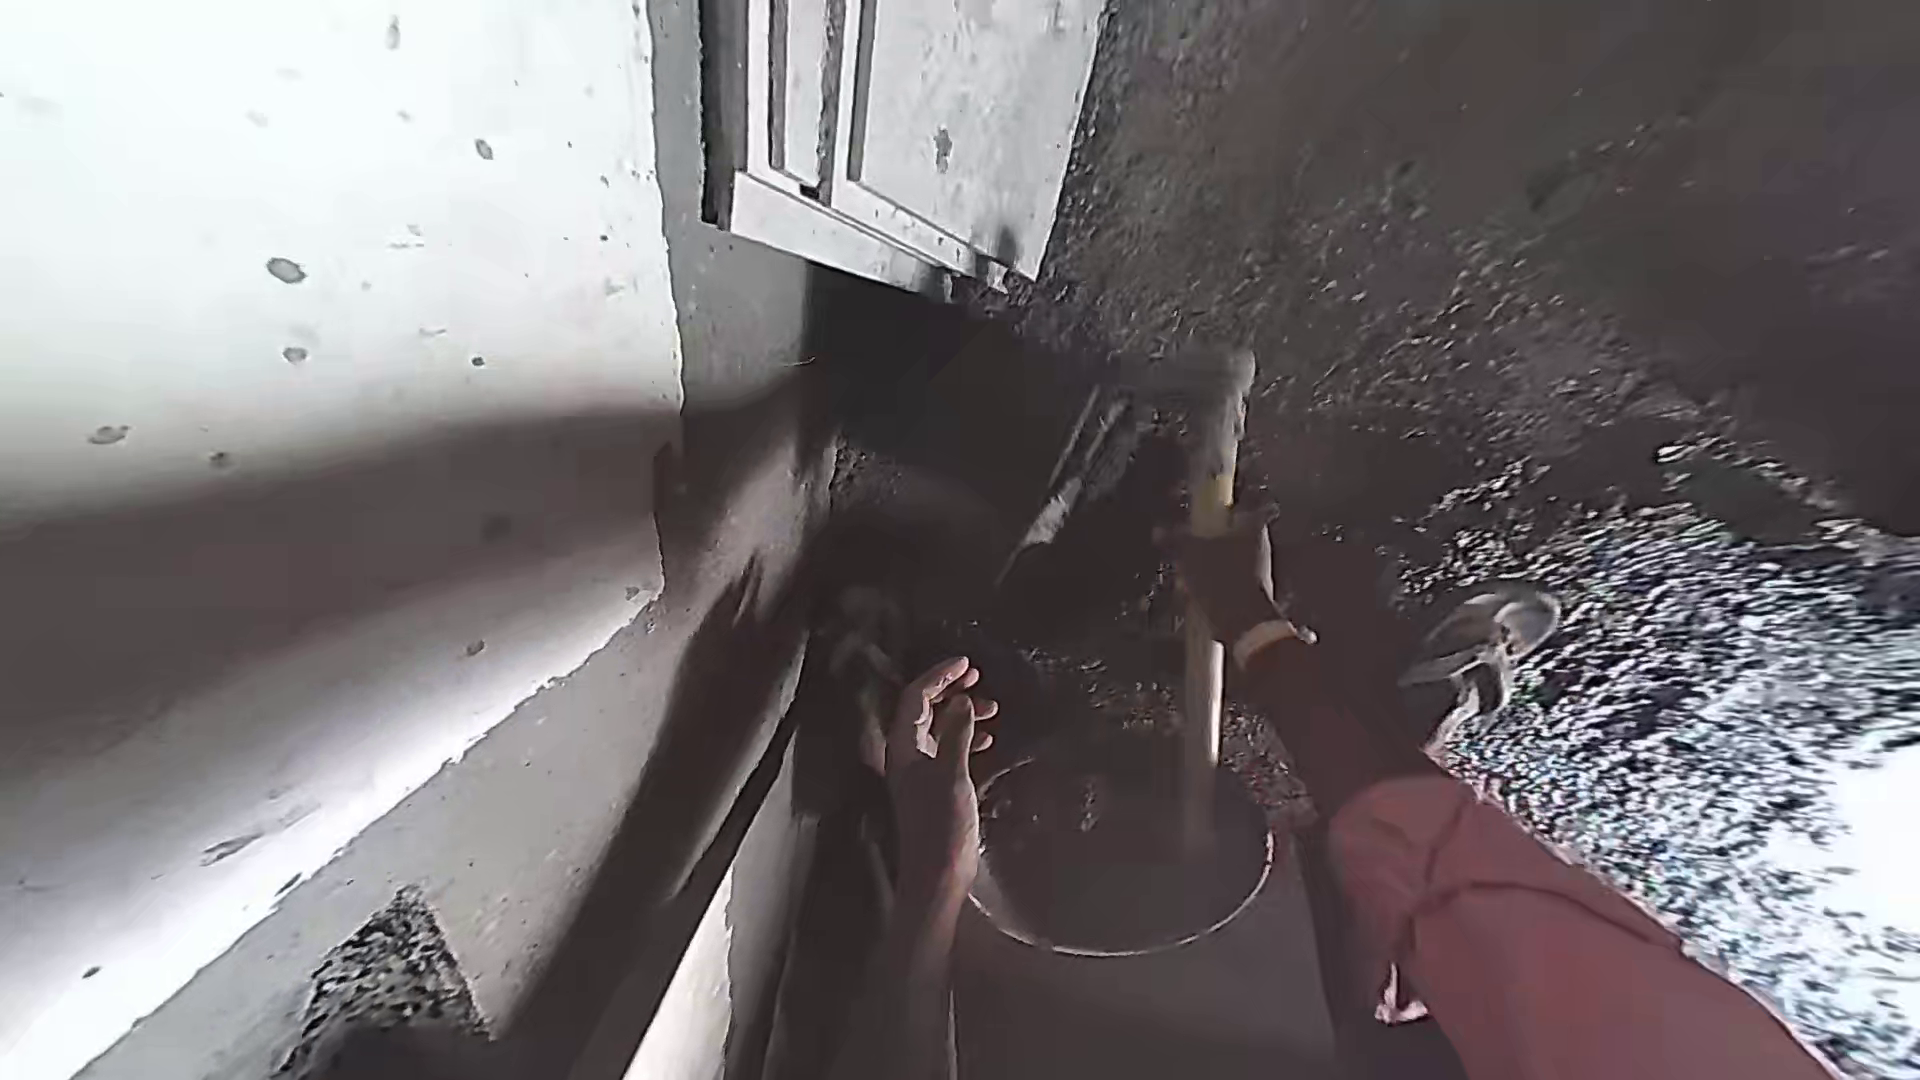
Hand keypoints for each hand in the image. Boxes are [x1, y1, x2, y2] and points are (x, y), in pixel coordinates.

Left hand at [886, 658, 998, 897]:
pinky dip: (965, 735)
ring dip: (961, 712)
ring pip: (937, 726)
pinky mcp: (933, 783)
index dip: (939, 676)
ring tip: (991, 708)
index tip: (966, 664)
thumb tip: (962, 700)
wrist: (937, 876)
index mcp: (902, 746)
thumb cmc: (942, 825)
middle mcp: (906, 752)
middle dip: (949, 689)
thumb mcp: (952, 774)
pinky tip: (986, 737)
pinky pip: (947, 746)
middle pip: (923, 707)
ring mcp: (918, 768)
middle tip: (977, 676)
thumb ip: (956, 734)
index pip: (915, 697)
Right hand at [1160, 517, 1284, 642]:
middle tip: (1184, 550)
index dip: (1216, 511)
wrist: (1241, 623)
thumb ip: (1175, 539)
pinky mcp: (1249, 592)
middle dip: (1202, 544)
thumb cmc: (1220, 578)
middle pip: (1226, 536)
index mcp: (1252, 528)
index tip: (1198, 518)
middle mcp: (1260, 546)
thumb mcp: (1189, 553)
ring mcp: (1257, 571)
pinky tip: (1193, 593)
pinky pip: (1224, 580)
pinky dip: (1209, 584)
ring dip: (1203, 566)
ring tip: (1184, 576)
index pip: (1237, 509)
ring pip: (1223, 560)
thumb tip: (1158, 531)